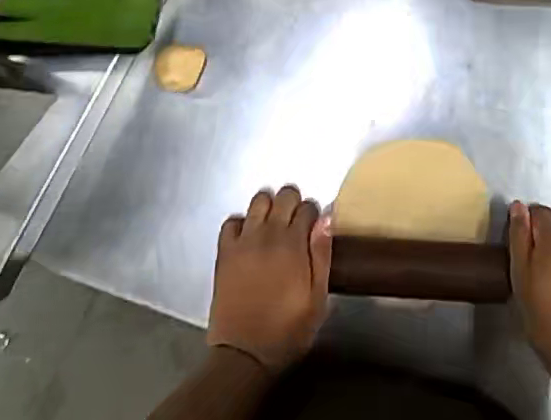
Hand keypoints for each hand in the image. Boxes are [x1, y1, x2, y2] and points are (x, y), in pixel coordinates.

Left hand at [207, 185, 331, 371]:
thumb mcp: (318, 296)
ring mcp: (244, 243)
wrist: (244, 355)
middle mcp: (269, 235)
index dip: (314, 214)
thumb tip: (327, 217)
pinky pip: (230, 222)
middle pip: (284, 195)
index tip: (313, 229)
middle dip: (293, 203)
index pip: (308, 206)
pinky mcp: (224, 254)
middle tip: (295, 224)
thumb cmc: (287, 328)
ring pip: (258, 200)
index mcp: (294, 244)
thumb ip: (323, 253)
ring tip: (272, 226)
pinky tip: (248, 237)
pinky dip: (241, 223)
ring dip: (268, 207)